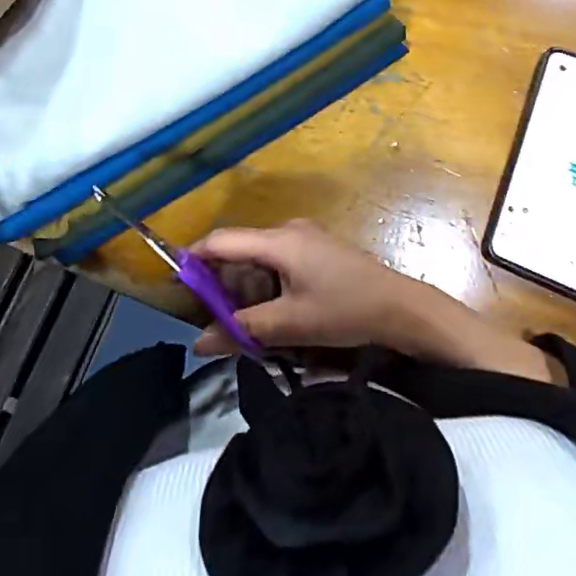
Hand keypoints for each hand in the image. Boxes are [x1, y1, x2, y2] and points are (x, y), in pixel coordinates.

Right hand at [191, 220, 559, 382]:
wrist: (401, 307)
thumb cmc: (345, 310)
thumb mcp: (290, 324)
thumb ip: (242, 330)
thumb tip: (199, 344)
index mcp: (279, 241)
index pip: (222, 241)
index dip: (194, 260)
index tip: (175, 287)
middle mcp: (288, 231)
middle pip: (239, 251)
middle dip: (222, 285)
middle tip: (214, 321)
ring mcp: (305, 239)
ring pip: (258, 260)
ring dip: (245, 290)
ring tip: (244, 326)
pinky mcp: (316, 251)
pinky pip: (277, 263)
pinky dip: (266, 286)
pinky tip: (271, 314)